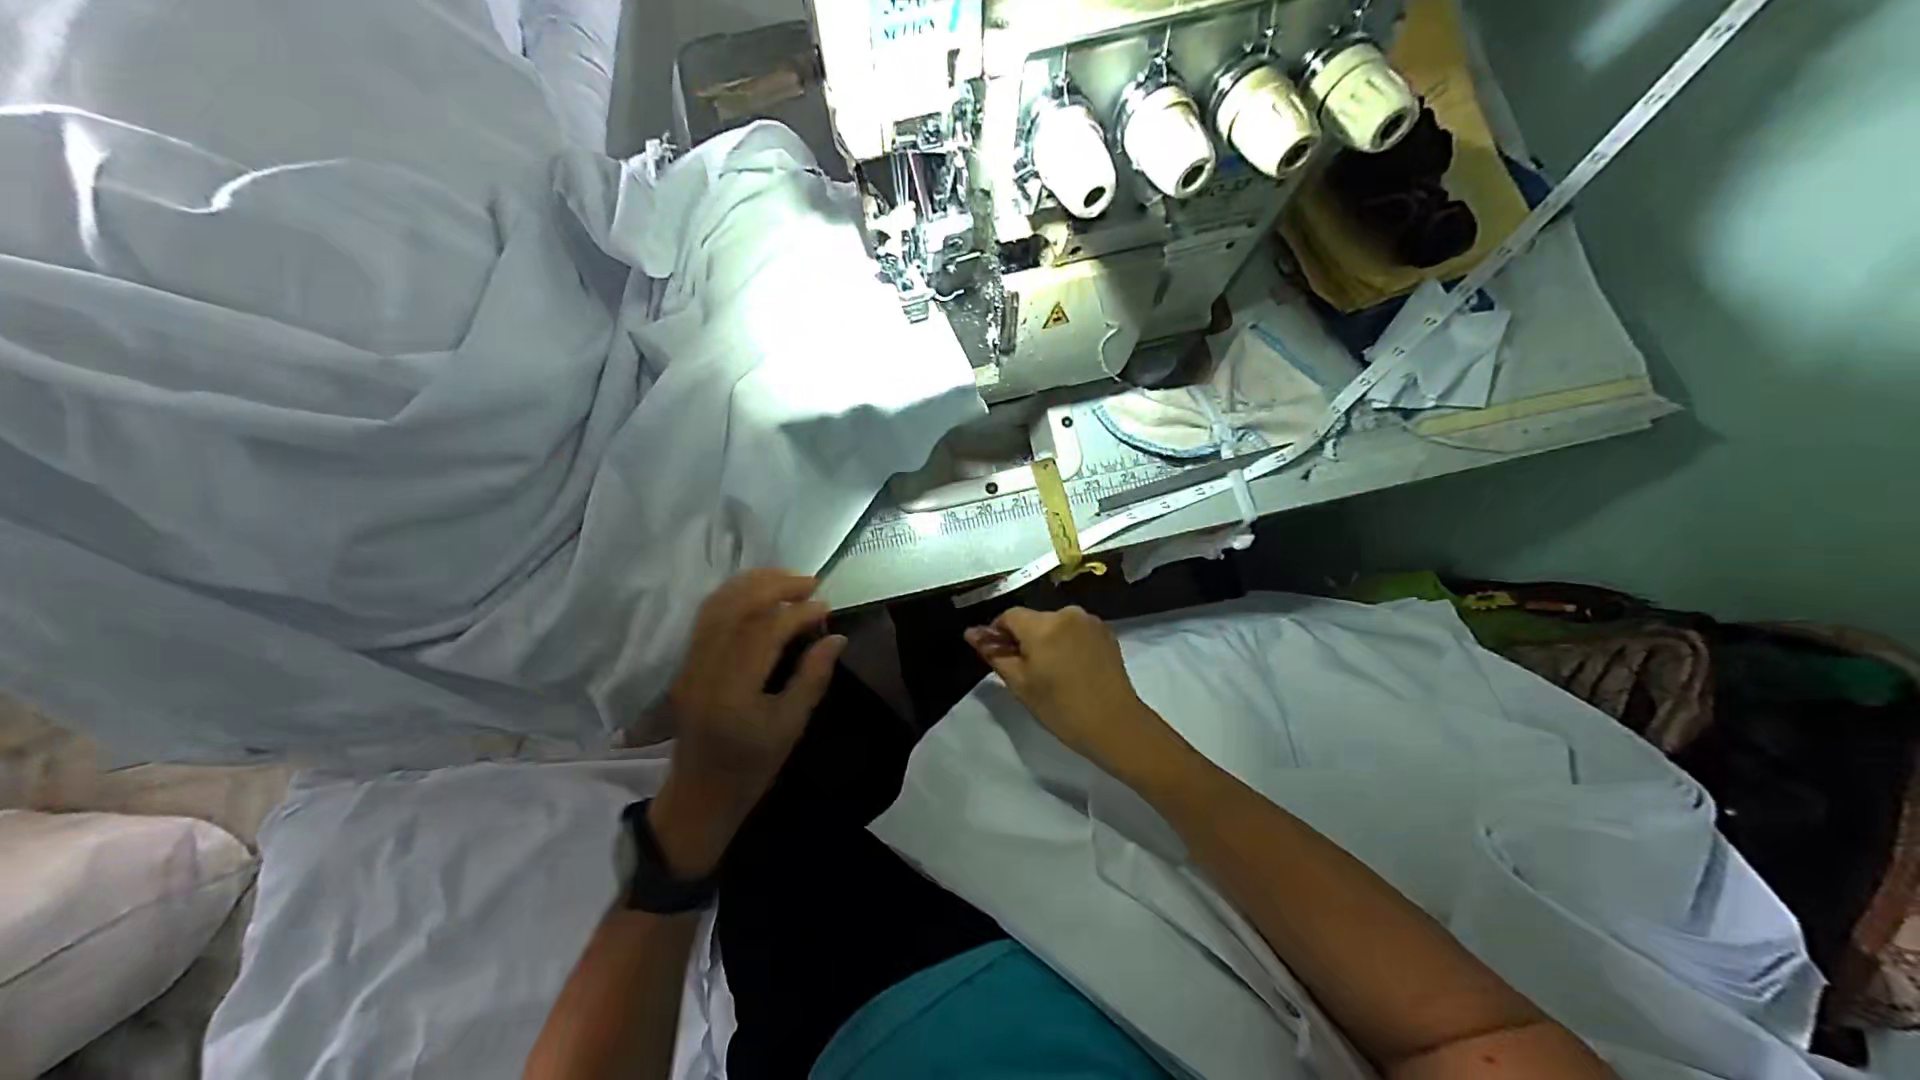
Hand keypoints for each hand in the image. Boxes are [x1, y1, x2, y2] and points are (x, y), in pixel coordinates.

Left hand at [652, 570, 844, 875]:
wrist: (700, 792)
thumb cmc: (751, 766)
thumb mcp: (790, 727)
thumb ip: (812, 678)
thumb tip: (836, 637)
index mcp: (732, 690)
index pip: (765, 632)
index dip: (798, 613)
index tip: (826, 607)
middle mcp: (704, 668)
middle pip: (736, 607)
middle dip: (775, 586)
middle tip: (810, 582)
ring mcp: (690, 663)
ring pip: (717, 604)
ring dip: (753, 584)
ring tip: (788, 579)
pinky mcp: (686, 662)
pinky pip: (707, 615)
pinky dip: (734, 595)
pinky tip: (757, 592)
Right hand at [964, 606, 1181, 782]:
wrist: (1115, 724)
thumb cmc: (1061, 708)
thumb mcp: (1020, 683)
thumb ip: (994, 653)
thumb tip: (971, 632)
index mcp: (1042, 625)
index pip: (1008, 616)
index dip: (998, 633)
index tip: (999, 656)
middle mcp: (1067, 613)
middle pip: (1033, 619)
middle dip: (1024, 638)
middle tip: (1025, 670)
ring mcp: (1089, 621)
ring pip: (1054, 624)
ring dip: (1046, 640)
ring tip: (1051, 671)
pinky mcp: (1106, 632)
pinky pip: (1075, 630)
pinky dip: (1067, 643)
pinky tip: (1071, 668)